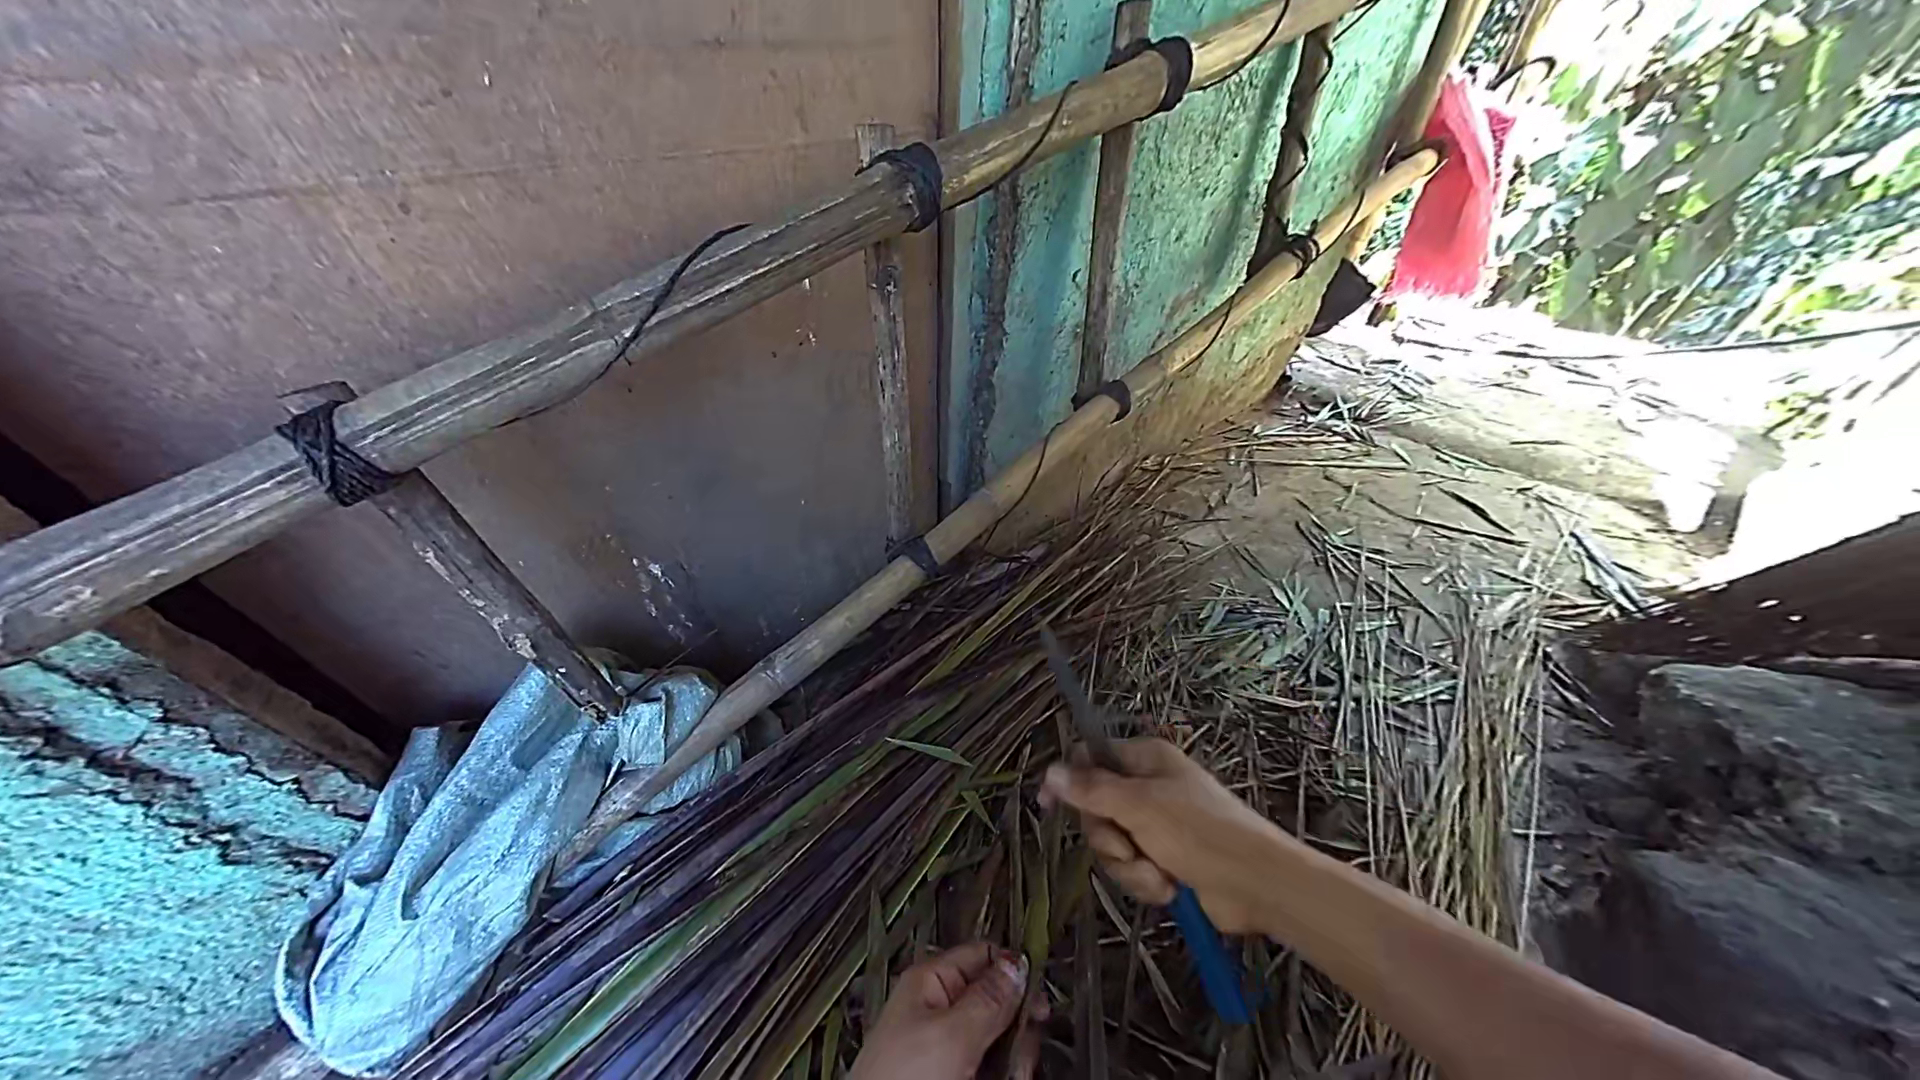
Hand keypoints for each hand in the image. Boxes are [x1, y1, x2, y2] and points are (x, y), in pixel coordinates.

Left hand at [848, 942, 1043, 1079]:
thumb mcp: (950, 1035)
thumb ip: (988, 998)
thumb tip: (1016, 964)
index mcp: (931, 983)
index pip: (984, 956)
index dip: (1013, 971)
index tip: (1038, 996)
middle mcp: (939, 1010)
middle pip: (997, 1003)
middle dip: (1016, 1026)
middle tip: (1020, 1050)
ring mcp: (946, 1048)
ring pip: (999, 1040)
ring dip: (1013, 1058)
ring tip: (1010, 1074)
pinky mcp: (952, 1075)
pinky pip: (991, 1068)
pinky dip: (1003, 1073)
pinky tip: (1004, 1079)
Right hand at [1040, 737, 1290, 935]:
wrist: (1257, 885)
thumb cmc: (1200, 832)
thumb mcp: (1140, 805)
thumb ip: (1091, 789)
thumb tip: (1051, 770)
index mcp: (1144, 760)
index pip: (1090, 759)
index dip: (1068, 780)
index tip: (1046, 803)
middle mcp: (1146, 788)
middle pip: (1095, 808)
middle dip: (1109, 838)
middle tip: (1128, 846)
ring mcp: (1154, 826)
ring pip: (1111, 845)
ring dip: (1129, 866)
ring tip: (1158, 874)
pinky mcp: (1162, 860)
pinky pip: (1130, 869)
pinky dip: (1145, 882)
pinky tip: (1169, 887)